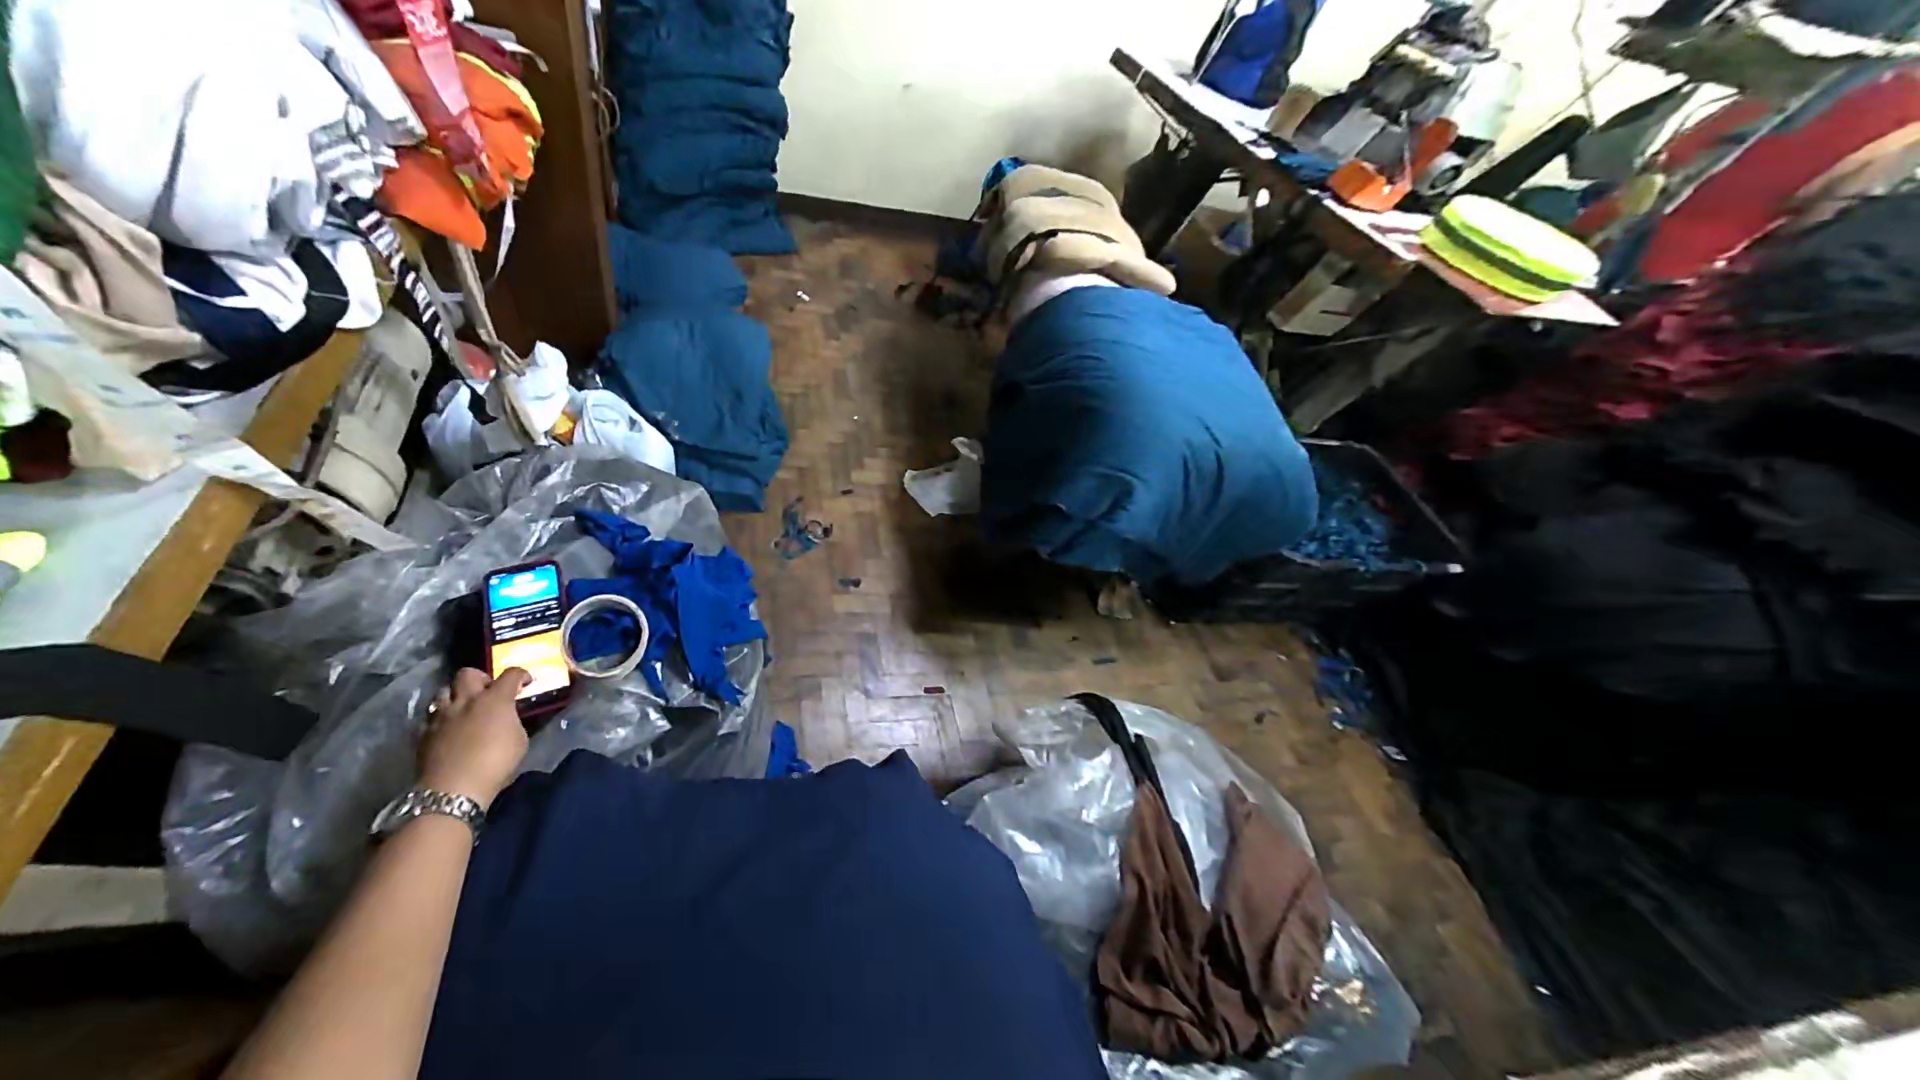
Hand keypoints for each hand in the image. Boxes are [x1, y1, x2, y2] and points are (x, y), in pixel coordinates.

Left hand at [419, 668, 530, 808]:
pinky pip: (431, 717)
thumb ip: (513, 721)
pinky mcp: (423, 733)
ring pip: (444, 692)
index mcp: (495, 700)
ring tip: (464, 709)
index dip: (521, 675)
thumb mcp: (519, 740)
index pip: (511, 674)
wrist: (454, 789)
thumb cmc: (496, 763)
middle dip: (480, 678)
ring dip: (456, 696)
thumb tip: (506, 718)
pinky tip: (448, 730)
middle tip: (488, 692)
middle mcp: (466, 701)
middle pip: (468, 674)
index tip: (526, 682)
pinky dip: (441, 718)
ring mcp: (441, 716)